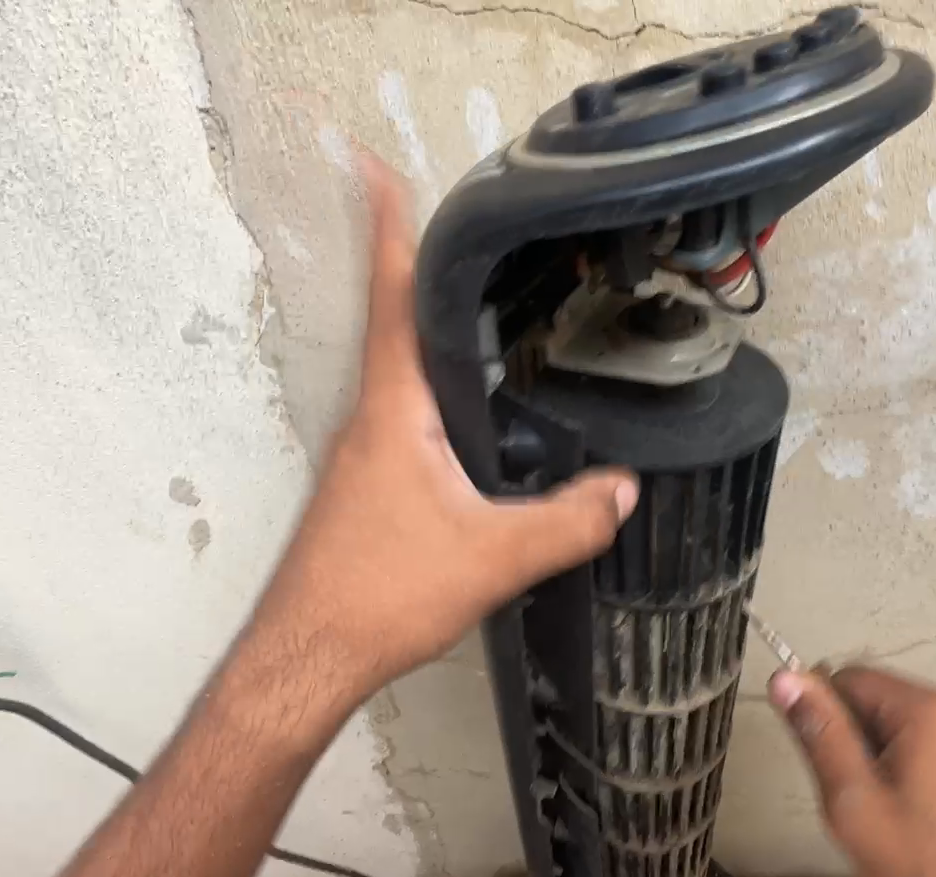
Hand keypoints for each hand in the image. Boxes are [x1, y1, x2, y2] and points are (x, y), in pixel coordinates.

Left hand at [262, 156, 636, 707]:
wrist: (311, 655)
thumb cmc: (382, 595)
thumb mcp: (494, 558)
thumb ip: (567, 522)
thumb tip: (624, 491)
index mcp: (395, 412)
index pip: (394, 301)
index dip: (387, 230)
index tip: (373, 162)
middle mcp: (371, 420)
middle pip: (400, 327)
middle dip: (428, 274)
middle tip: (473, 239)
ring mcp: (365, 455)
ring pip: (407, 378)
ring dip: (435, 339)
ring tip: (487, 314)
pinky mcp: (369, 488)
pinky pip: (411, 422)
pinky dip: (441, 398)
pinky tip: (476, 423)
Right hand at [766, 666, 935, 876]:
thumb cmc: (930, 870)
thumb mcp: (855, 804)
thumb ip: (819, 734)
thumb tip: (784, 676)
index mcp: (929, 709)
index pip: (848, 677)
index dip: (824, 720)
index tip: (829, 773)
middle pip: (882, 704)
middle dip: (858, 746)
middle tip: (860, 809)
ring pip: (910, 732)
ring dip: (887, 764)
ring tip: (894, 825)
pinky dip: (920, 779)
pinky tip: (927, 831)